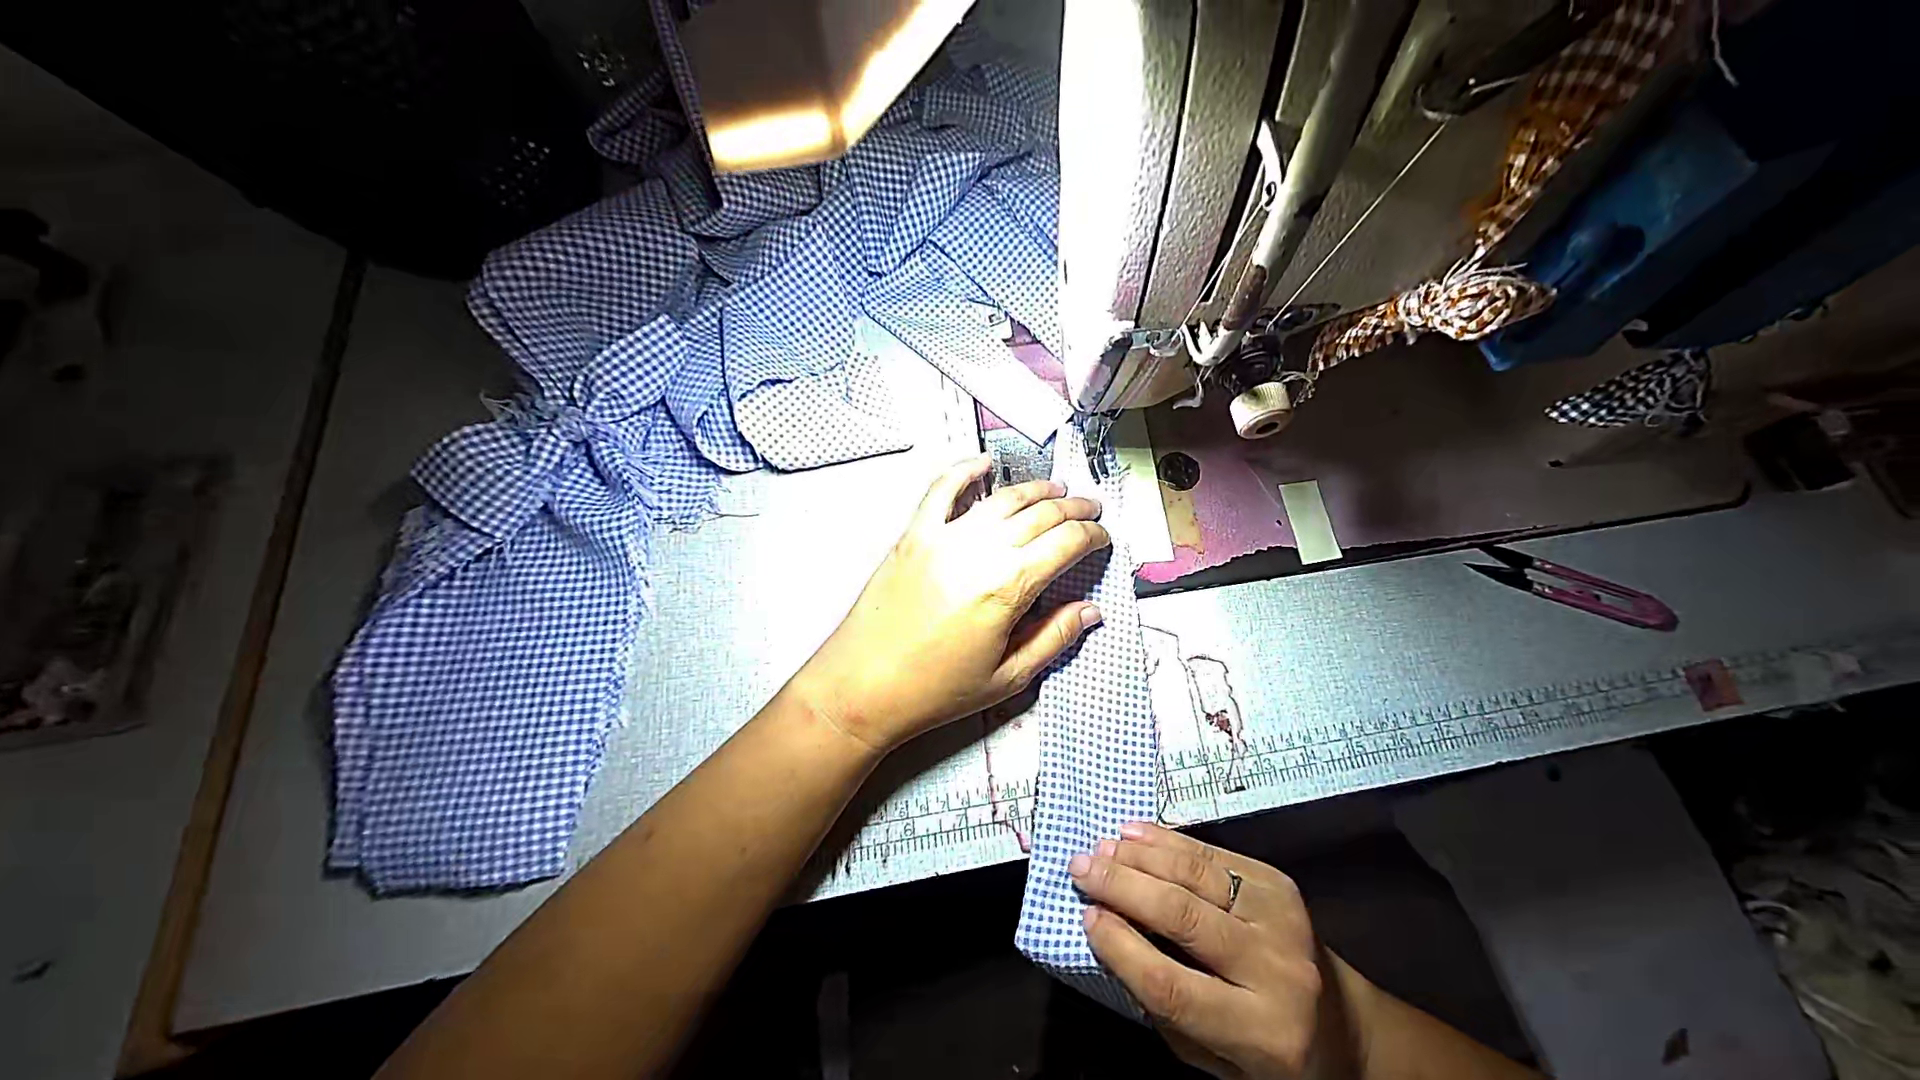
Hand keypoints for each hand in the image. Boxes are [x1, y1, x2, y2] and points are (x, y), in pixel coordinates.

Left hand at [790, 454, 1110, 753]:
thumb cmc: (931, 690)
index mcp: (1007, 588)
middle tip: (1089, 510)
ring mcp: (943, 538)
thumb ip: (1053, 638)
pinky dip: (965, 470)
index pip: (1067, 543)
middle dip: (1074, 509)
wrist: (862, 687)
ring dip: (1035, 489)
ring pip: (1002, 497)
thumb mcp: (1006, 677)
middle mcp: (978, 553)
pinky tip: (983, 464)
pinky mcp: (913, 535)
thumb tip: (1088, 612)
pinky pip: (941, 489)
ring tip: (1054, 490)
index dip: (1093, 536)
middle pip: (1041, 514)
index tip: (1102, 539)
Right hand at [1072, 823, 1337, 1079]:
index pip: (1173, 985)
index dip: (1122, 948)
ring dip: (1141, 857)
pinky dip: (1168, 841)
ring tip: (1102, 847)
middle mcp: (1277, 970)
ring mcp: (1282, 918)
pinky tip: (1135, 833)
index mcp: (1262, 1032)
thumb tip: (1110, 934)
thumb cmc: (1268, 1051)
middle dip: (1123, 887)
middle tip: (1081, 868)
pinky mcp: (1279, 884)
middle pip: (1183, 917)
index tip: (1086, 917)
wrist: (1346, 1027)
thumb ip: (1165, 1005)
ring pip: (1197, 876)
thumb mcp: (1214, 1056)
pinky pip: (1214, 854)